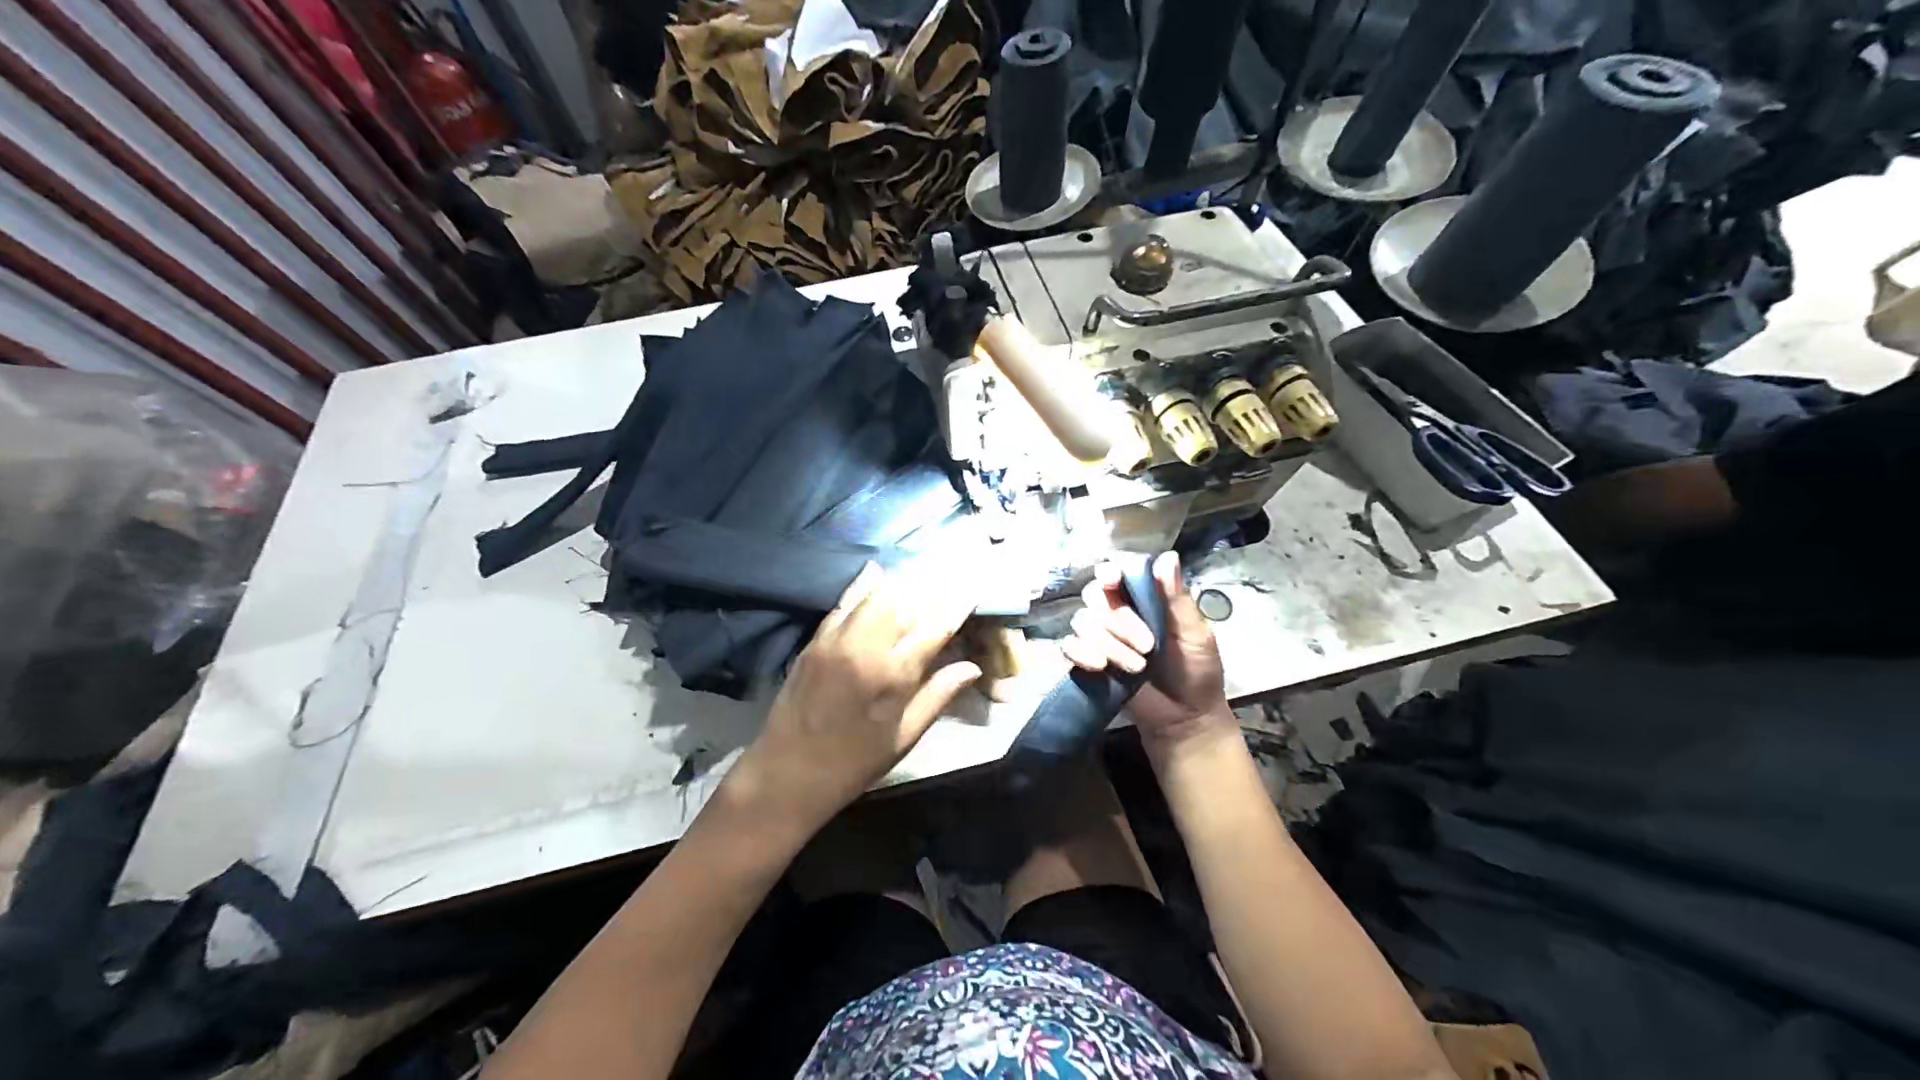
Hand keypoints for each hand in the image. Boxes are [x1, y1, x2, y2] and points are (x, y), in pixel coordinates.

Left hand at [729, 564, 981, 829]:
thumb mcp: (905, 737)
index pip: (934, 628)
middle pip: (904, 601)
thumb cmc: (854, 763)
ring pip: (872, 595)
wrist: (787, 774)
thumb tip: (972, 668)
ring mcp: (836, 640)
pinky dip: (862, 588)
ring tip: (916, 574)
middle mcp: (866, 647)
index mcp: (893, 675)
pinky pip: (843, 604)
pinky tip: (874, 575)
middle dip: (928, 589)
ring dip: (898, 584)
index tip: (970, 595)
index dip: (955, 609)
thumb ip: (938, 696)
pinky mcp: (814, 641)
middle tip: (946, 580)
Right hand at [1061, 553, 1237, 758]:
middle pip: (1096, 597)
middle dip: (1119, 621)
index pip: (1116, 573)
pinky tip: (1101, 666)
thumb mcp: (1194, 633)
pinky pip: (1069, 646)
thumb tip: (1168, 557)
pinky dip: (1081, 653)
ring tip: (1136, 667)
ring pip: (1083, 622)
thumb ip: (1176, 598)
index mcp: (1143, 598)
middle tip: (1148, 646)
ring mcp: (1100, 636)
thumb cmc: (1196, 671)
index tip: (1113, 580)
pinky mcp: (1086, 661)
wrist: (1185, 718)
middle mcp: (1117, 611)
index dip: (1109, 572)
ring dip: (1109, 643)